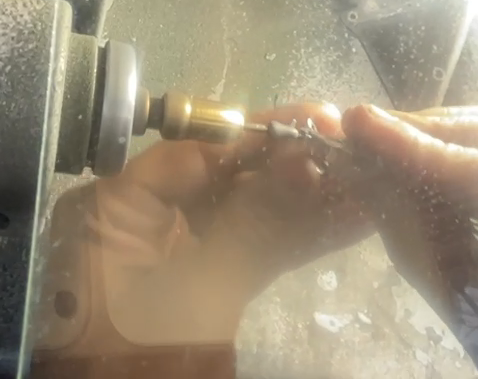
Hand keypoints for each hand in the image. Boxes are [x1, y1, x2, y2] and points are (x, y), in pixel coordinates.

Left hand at [38, 102, 363, 357]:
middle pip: (221, 175)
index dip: (252, 136)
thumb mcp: (198, 293)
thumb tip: (302, 164)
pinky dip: (295, 237)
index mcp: (116, 204)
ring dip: (303, 199)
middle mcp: (142, 216)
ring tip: (361, 175)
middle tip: (345, 142)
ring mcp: (175, 250)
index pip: (189, 152)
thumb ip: (251, 225)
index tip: (307, 122)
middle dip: (285, 163)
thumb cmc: (141, 358)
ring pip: (244, 212)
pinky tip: (348, 218)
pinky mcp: (205, 284)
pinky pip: (251, 249)